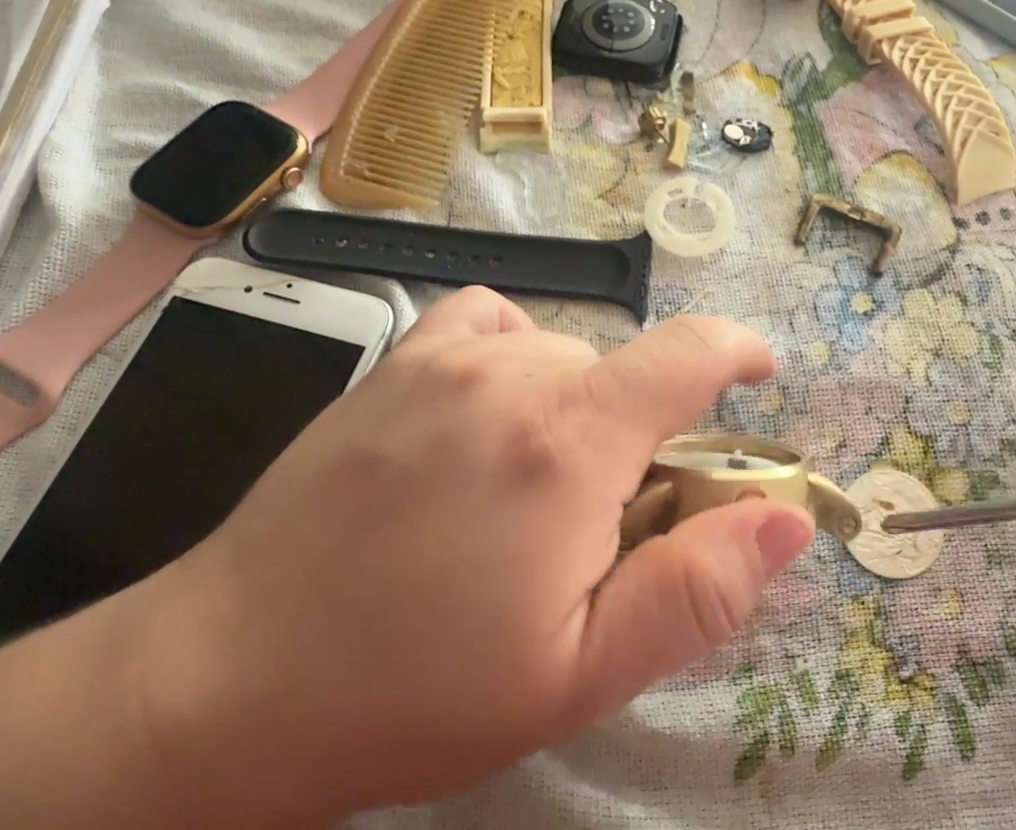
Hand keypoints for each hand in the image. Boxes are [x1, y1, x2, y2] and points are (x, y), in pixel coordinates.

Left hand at [131, 288, 814, 826]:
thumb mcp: (580, 672)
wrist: (229, 677)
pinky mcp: (392, 366)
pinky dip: (521, 358)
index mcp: (568, 442)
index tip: (760, 378)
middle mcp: (511, 374)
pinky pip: (492, 326)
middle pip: (625, 377)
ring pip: (564, 358)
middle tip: (602, 533)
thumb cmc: (415, 690)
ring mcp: (442, 359)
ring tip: (534, 495)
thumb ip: (697, 589)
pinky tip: (494, 418)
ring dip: (582, 413)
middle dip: (646, 441)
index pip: (688, 353)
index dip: (739, 353)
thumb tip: (786, 515)